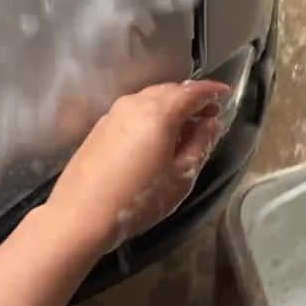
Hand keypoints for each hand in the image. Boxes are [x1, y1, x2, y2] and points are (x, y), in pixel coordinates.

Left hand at [41, 80, 230, 257]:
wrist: (79, 215)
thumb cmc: (139, 199)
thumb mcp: (180, 177)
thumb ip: (200, 145)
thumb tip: (211, 123)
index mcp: (159, 111)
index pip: (192, 91)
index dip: (211, 90)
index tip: (226, 94)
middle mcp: (135, 103)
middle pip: (170, 90)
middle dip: (191, 98)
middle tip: (208, 114)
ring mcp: (114, 113)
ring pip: (150, 99)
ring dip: (170, 107)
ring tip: (184, 127)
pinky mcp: (100, 127)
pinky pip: (134, 110)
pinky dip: (151, 115)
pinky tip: (156, 136)